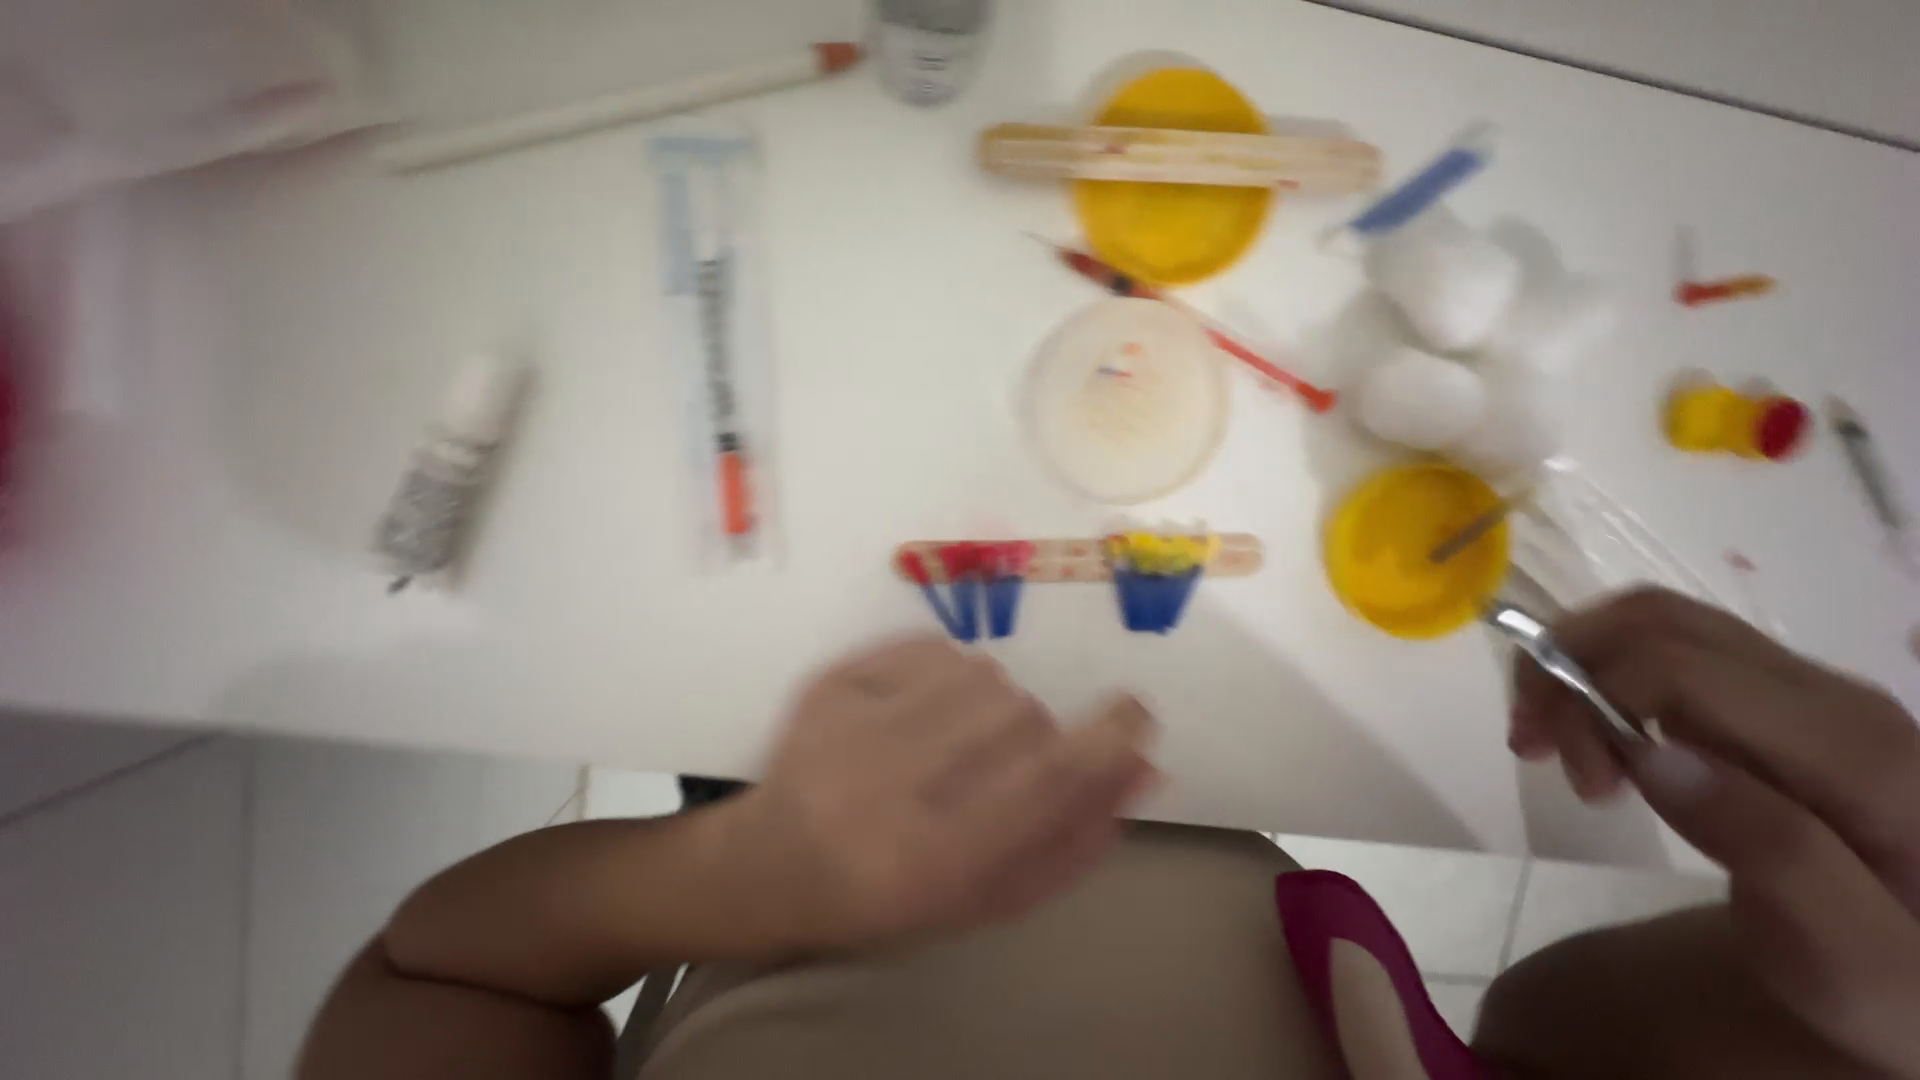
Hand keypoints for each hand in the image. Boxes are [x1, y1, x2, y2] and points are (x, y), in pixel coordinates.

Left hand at [715, 636, 1157, 951]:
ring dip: (991, 702)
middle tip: (1002, 762)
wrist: (772, 864)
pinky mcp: (832, 682)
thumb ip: (1071, 840)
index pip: (1049, 779)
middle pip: (1020, 715)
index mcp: (936, 858)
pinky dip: (947, 672)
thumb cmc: (890, 897)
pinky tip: (921, 709)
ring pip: (982, 673)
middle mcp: (893, 784)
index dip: (1108, 738)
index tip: (1135, 713)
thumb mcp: (988, 896)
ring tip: (956, 738)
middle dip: (1035, 733)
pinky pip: (932, 646)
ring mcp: (854, 723)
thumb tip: (1145, 767)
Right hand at [1509, 587, 1919, 1072]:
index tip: (1581, 786)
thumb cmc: (1885, 976)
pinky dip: (1596, 665)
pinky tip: (1589, 726)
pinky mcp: (1774, 687)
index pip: (1678, 667)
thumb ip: (1775, 858)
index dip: (1591, 700)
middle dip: (1563, 672)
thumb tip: (1654, 756)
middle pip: (1654, 625)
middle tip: (1534, 750)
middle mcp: (1832, 693)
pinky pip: (1660, 639)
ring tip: (1547, 736)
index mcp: (1862, 754)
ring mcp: (1804, 683)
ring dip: (1569, 662)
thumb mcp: (1848, 959)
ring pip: (1648, 619)